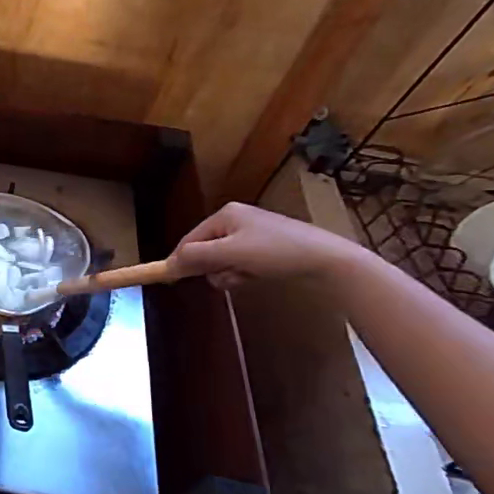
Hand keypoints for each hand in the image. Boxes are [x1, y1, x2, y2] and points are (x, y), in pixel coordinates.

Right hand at [171, 202, 366, 289]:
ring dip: (228, 273)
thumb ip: (196, 258)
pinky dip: (242, 273)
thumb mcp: (231, 254)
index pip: (189, 240)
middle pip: (204, 250)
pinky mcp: (264, 248)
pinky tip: (256, 276)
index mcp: (225, 214)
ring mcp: (251, 234)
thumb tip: (167, 265)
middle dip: (213, 267)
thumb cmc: (276, 252)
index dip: (180, 261)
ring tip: (247, 276)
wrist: (327, 260)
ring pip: (221, 260)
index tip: (171, 280)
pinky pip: (239, 263)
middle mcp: (235, 219)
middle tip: (228, 275)